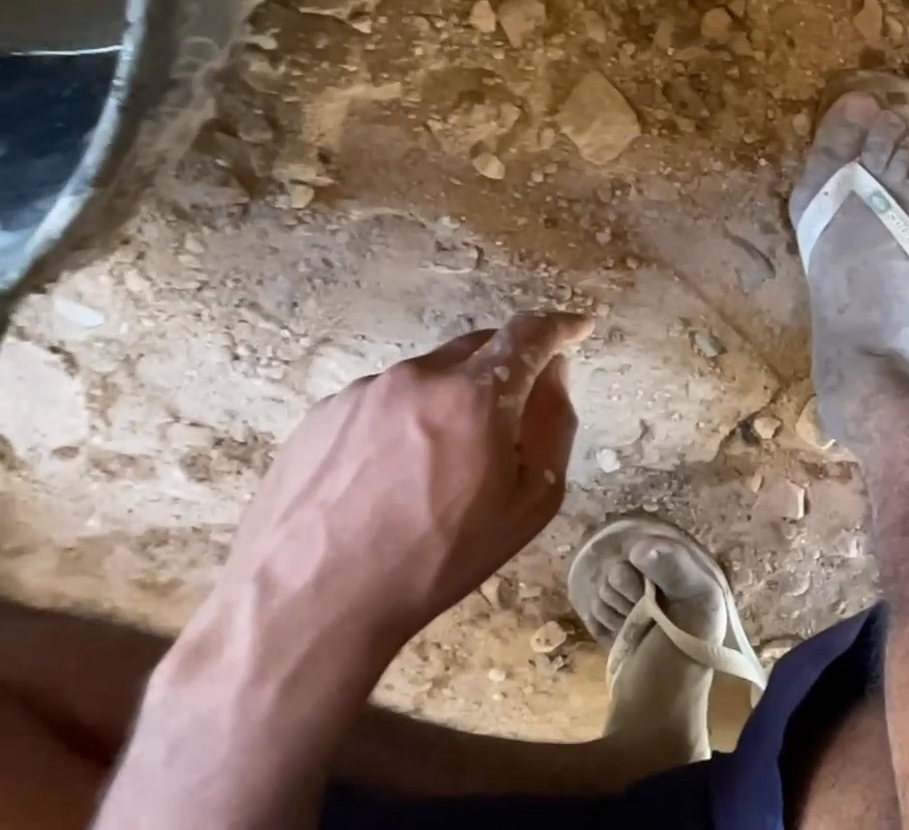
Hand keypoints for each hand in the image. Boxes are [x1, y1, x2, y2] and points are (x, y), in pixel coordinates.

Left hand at [218, 312, 591, 653]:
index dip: (561, 326)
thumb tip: (553, 376)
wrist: (306, 605)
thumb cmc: (438, 557)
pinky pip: (384, 401)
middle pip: (480, 346)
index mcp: (476, 395)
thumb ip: (554, 426)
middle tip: (515, 414)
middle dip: (509, 366)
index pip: (530, 333)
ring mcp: (361, 394)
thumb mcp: (530, 502)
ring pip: (430, 376)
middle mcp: (417, 378)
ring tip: (445, 461)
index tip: (579, 328)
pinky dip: (409, 418)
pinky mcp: (318, 417)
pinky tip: (395, 474)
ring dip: (454, 397)